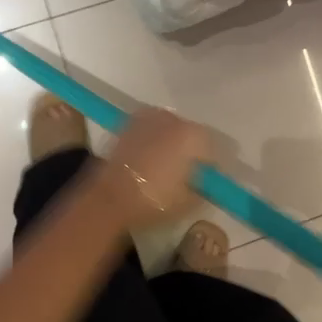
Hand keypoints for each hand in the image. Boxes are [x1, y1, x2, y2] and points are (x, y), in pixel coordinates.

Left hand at [98, 108, 209, 228]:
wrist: (109, 198)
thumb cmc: (153, 201)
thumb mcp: (188, 202)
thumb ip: (203, 188)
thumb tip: (204, 181)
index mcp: (192, 137)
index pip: (211, 147)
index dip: (210, 164)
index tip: (206, 178)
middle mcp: (173, 120)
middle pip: (191, 133)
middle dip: (191, 149)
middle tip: (186, 170)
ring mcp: (149, 119)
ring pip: (169, 127)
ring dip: (171, 140)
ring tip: (165, 162)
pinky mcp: (128, 124)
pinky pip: (149, 128)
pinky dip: (152, 138)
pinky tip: (148, 155)